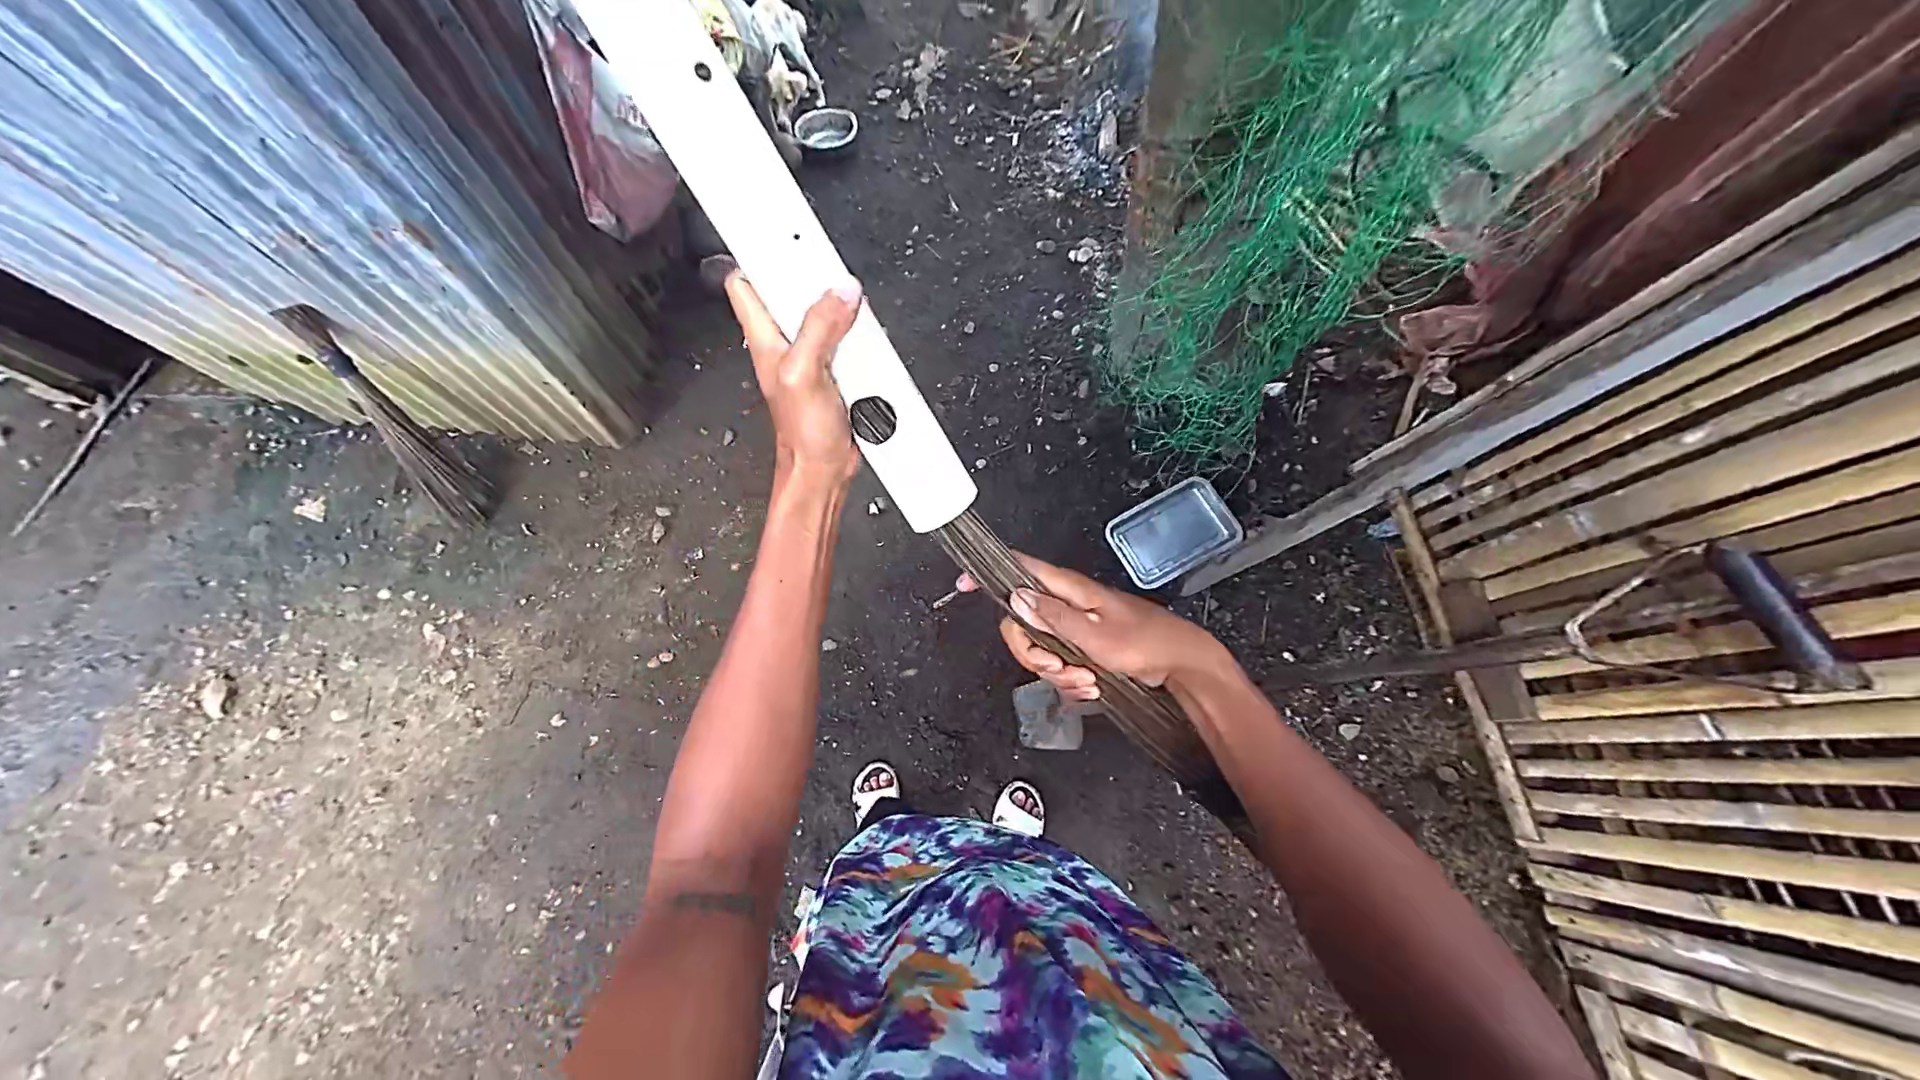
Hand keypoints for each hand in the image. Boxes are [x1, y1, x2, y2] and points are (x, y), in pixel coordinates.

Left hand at [723, 269, 863, 483]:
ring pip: (827, 315)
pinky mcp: (836, 371)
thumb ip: (820, 329)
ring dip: (845, 312)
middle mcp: (785, 343)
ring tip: (855, 308)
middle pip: (794, 292)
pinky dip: (861, 339)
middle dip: (815, 279)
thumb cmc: (801, 435)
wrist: (824, 470)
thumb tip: (841, 293)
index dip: (758, 254)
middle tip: (832, 268)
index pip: (746, 282)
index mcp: (765, 337)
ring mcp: (812, 357)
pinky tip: (866, 344)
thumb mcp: (804, 375)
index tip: (775, 230)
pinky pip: (850, 341)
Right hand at [958, 552, 1226, 700]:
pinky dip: (1071, 680)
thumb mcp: (1094, 634)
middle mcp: (1067, 604)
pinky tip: (1091, 686)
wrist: (1181, 664)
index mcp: (1068, 590)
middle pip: (1022, 624)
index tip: (965, 582)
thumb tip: (1015, 597)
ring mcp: (1074, 625)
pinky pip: (1060, 662)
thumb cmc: (1145, 643)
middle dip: (1034, 655)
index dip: (989, 574)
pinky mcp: (1083, 645)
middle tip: (1060, 669)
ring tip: (1088, 681)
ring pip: (1041, 648)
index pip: (1020, 570)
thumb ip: (1051, 617)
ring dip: (1058, 673)